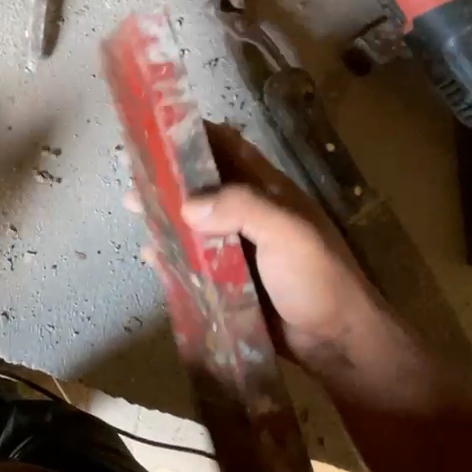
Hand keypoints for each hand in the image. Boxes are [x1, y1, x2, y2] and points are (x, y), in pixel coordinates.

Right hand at [132, 124, 387, 374]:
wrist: (339, 345)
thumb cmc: (319, 280)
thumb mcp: (288, 233)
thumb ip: (241, 208)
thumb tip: (186, 203)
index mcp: (268, 192)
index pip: (227, 148)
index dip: (195, 134)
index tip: (157, 127)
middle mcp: (249, 214)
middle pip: (201, 183)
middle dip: (167, 173)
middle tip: (131, 167)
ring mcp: (237, 248)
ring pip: (191, 221)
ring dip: (163, 211)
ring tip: (131, 204)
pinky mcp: (227, 280)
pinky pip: (190, 261)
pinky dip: (169, 254)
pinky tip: (149, 252)